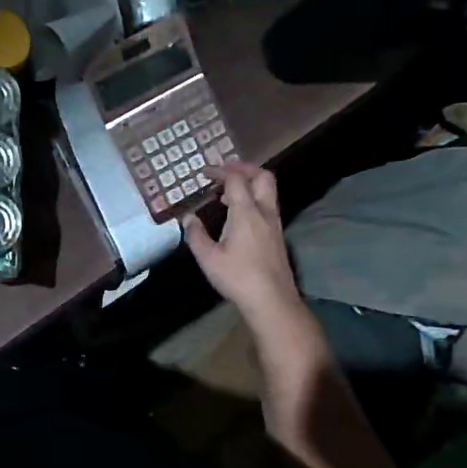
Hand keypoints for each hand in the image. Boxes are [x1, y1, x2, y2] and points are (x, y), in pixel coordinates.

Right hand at [184, 163, 302, 321]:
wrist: (271, 299)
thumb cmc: (237, 277)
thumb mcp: (208, 258)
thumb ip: (196, 235)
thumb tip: (188, 218)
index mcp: (246, 213)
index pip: (236, 180)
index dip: (220, 171)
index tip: (204, 172)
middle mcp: (264, 212)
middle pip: (262, 176)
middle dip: (244, 168)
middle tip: (225, 170)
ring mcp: (275, 223)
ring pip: (268, 190)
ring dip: (250, 183)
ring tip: (228, 192)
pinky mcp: (278, 235)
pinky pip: (268, 205)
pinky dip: (254, 198)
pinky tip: (239, 214)